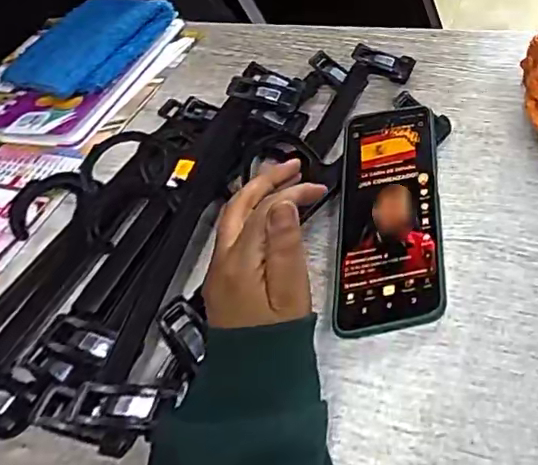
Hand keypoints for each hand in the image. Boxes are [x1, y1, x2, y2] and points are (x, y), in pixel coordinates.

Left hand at [203, 160, 327, 329]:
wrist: (252, 371)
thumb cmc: (276, 333)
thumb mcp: (290, 287)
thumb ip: (286, 243)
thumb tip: (285, 205)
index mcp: (241, 260)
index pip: (266, 208)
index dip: (293, 192)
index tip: (317, 188)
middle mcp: (224, 261)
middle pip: (238, 205)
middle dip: (266, 179)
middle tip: (293, 166)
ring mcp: (221, 269)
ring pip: (234, 216)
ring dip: (259, 192)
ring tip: (286, 179)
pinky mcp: (226, 276)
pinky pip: (236, 230)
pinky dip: (256, 210)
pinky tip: (274, 210)